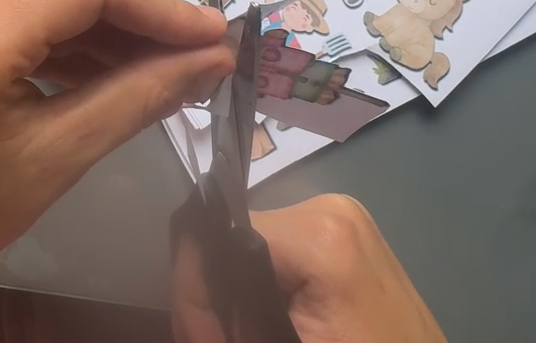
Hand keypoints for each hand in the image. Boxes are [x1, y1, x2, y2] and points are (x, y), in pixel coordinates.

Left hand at [0, 0, 234, 315]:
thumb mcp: (59, 158)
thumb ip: (140, 95)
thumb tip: (211, 59)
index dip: (158, 5)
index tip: (213, 36)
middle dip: (134, 9)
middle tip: (193, 51)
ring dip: (101, 19)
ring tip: (156, 64)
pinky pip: (12, 2)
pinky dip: (61, 27)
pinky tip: (102, 62)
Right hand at [171, 194, 445, 342]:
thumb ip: (238, 316)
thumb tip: (189, 317)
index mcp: (320, 234)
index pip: (219, 237)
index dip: (194, 290)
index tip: (194, 338)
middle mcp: (327, 206)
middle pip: (233, 237)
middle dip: (211, 292)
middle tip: (206, 336)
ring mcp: (340, 214)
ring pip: (251, 241)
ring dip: (233, 288)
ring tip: (231, 329)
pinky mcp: (345, 231)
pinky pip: (280, 247)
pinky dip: (261, 282)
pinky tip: (264, 317)